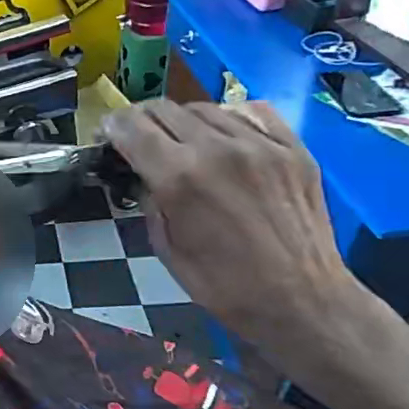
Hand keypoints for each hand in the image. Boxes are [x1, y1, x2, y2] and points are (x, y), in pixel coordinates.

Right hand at [102, 100, 361, 344]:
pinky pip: (251, 111)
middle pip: (163, 108)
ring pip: (204, 107)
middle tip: (136, 139)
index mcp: (179, 178)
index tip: (106, 136)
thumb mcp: (164, 245)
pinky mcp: (293, 148)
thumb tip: (143, 173)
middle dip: (140, 120)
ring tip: (180, 142)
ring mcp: (261, 145)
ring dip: (181, 120)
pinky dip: (227, 118)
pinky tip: (223, 137)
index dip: (111, 127)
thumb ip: (150, 199)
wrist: (302, 301)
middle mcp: (218, 149)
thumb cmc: (222, 284)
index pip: (132, 127)